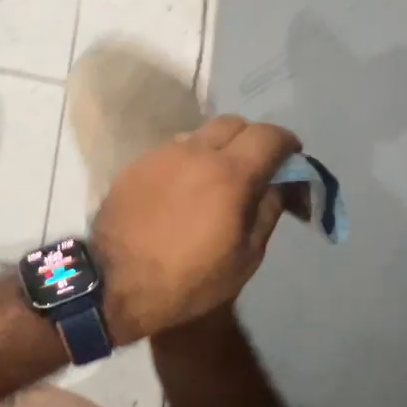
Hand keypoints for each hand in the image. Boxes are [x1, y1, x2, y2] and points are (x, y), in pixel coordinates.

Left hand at [89, 115, 302, 341]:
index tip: (292, 159)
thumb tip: (279, 184)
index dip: (287, 144)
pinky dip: (188, 160)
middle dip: (253, 139)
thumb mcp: (245, 257)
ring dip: (218, 147)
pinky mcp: (136, 164)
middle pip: (234, 123)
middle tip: (257, 167)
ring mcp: (161, 154)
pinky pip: (172, 149)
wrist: (114, 283)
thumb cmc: (188, 280)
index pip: (269, 135)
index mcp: (228, 173)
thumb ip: (267, 211)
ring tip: (217, 180)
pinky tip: (184, 189)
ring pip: (200, 133)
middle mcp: (194, 151)